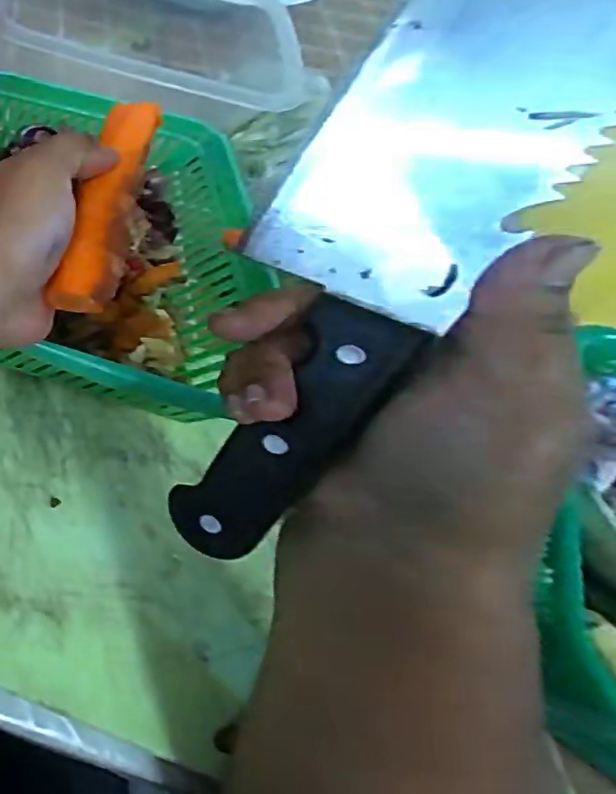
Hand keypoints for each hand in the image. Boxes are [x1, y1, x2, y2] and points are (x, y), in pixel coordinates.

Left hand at [0, 131, 118, 350]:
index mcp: (16, 180)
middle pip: (84, 202)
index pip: (65, 163)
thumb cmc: (15, 226)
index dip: (98, 164)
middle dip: (111, 207)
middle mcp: (24, 214)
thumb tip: (105, 153)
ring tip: (116, 247)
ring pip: (92, 239)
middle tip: (124, 213)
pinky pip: (89, 275)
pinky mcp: (49, 287)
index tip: (128, 171)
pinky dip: (101, 276)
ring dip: (110, 243)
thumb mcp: (42, 170)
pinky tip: (106, 276)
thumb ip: (73, 151)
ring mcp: (36, 252)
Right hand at [211, 236, 598, 568]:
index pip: (390, 280)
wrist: (390, 555)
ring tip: (264, 411)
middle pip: (314, 308)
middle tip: (232, 330)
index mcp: (458, 344)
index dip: (341, 268)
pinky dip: (241, 393)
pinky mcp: (292, 415)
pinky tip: (251, 418)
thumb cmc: (463, 471)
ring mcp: (337, 389)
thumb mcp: (507, 393)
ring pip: (273, 344)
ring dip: (255, 370)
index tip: (301, 278)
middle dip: (268, 318)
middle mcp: (394, 359)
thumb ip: (517, 318)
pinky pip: (250, 380)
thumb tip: (562, 239)